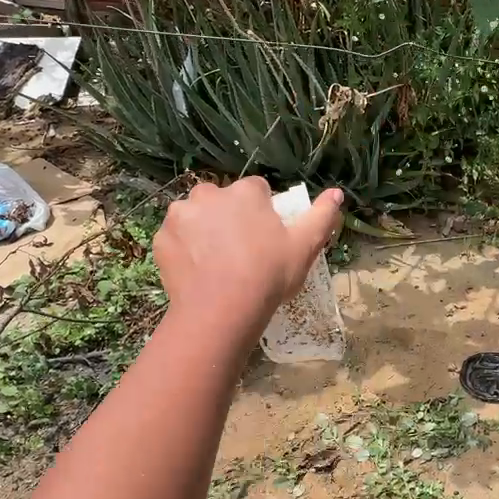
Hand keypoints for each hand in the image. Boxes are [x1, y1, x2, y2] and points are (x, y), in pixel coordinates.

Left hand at [152, 178, 342, 344]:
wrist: (221, 309)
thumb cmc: (269, 274)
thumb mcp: (305, 247)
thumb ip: (321, 216)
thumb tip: (337, 193)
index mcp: (245, 192)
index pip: (257, 189)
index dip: (265, 211)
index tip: (268, 236)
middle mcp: (208, 194)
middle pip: (223, 199)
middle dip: (231, 216)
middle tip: (244, 250)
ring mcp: (180, 216)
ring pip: (196, 216)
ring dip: (206, 229)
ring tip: (219, 262)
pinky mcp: (161, 239)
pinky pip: (177, 238)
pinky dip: (187, 249)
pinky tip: (200, 271)